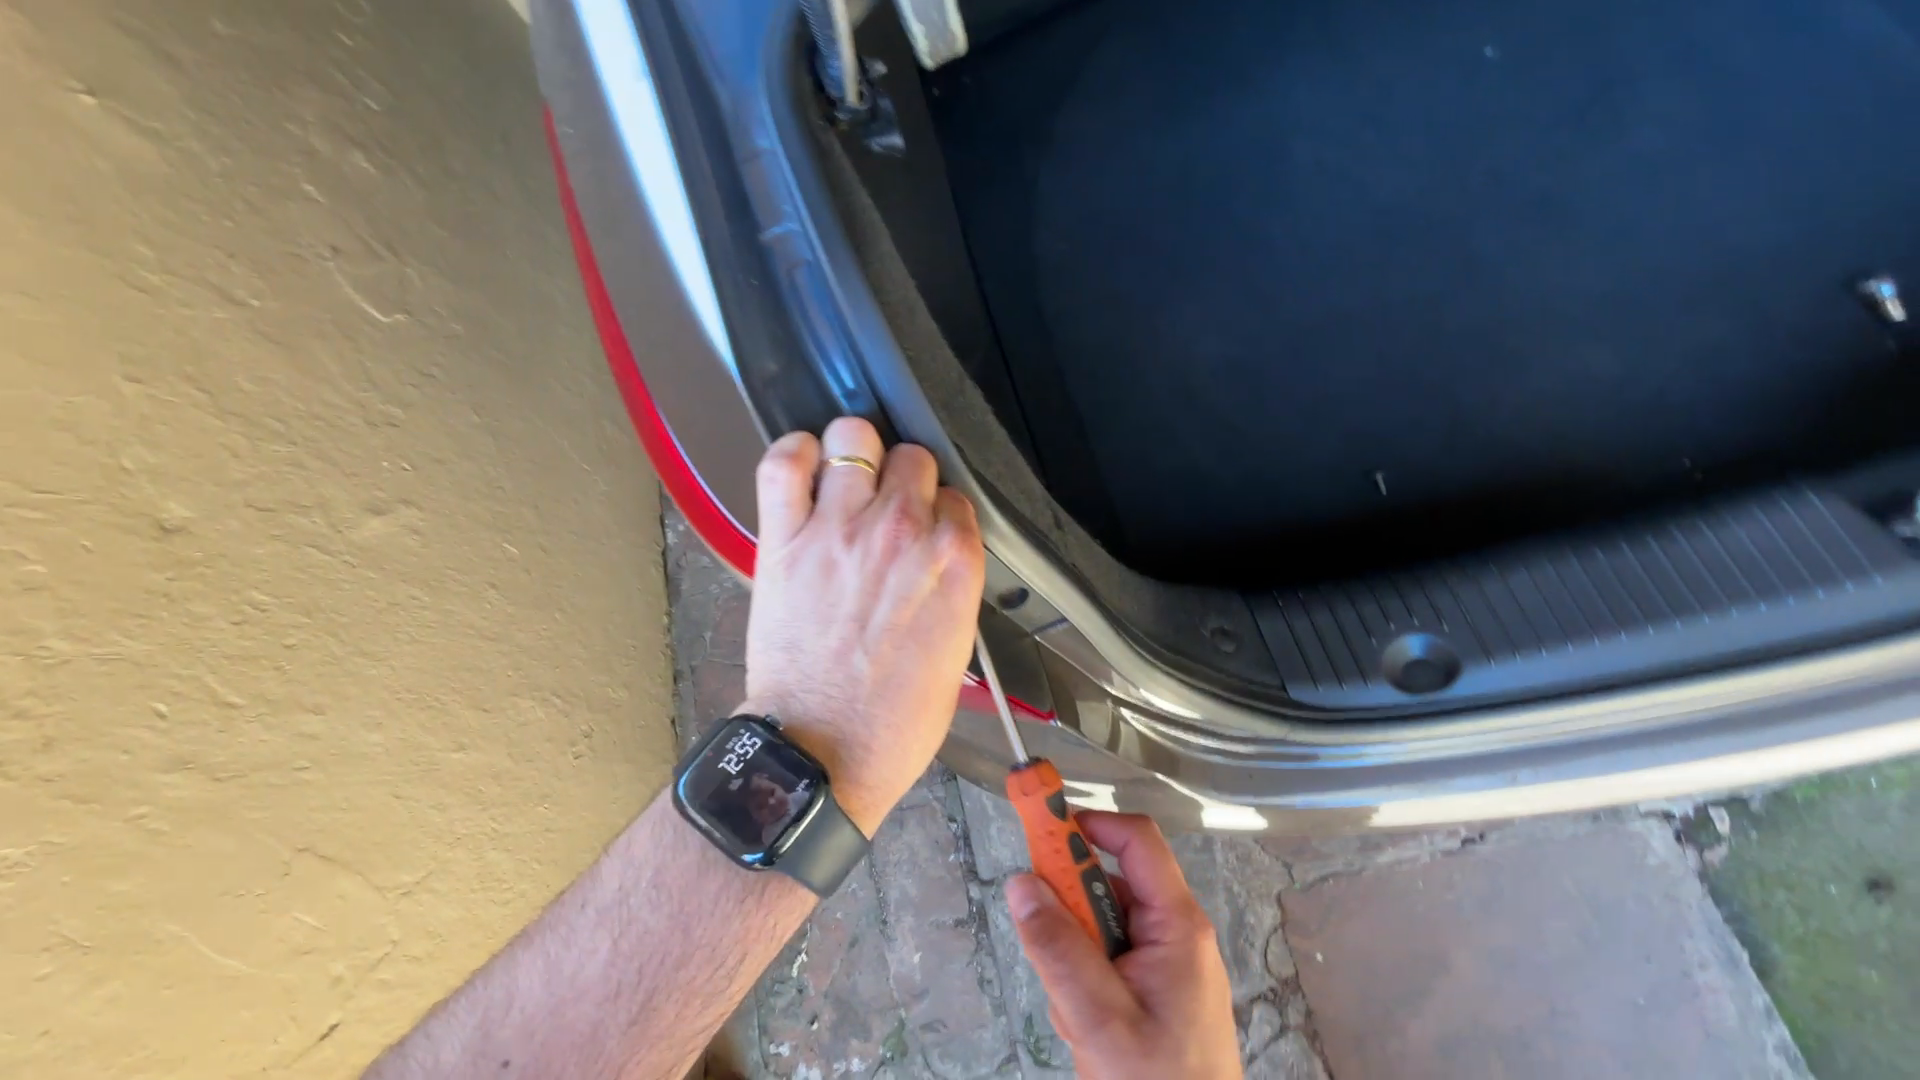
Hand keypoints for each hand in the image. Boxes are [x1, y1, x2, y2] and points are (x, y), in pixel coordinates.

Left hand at [740, 417, 986, 833]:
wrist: (822, 751)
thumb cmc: (895, 719)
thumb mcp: (954, 652)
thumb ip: (950, 590)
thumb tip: (936, 560)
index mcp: (954, 561)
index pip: (954, 497)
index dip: (938, 512)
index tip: (923, 530)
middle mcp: (902, 530)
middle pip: (912, 456)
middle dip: (903, 477)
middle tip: (886, 505)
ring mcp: (840, 528)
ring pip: (853, 438)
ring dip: (853, 453)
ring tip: (844, 478)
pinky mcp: (785, 539)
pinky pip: (783, 463)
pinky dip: (792, 452)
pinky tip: (802, 464)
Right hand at [1007, 813, 1241, 1079]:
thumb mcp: (1100, 1019)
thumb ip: (1059, 950)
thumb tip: (1020, 882)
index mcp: (1177, 923)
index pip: (1136, 839)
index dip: (1088, 823)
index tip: (1037, 829)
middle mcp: (1175, 931)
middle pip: (1108, 884)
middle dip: (1070, 912)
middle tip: (1050, 958)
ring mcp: (1165, 962)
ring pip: (1100, 926)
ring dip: (1074, 958)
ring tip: (1076, 1016)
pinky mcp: (1153, 988)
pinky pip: (1105, 959)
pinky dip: (1084, 983)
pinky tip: (1087, 1028)